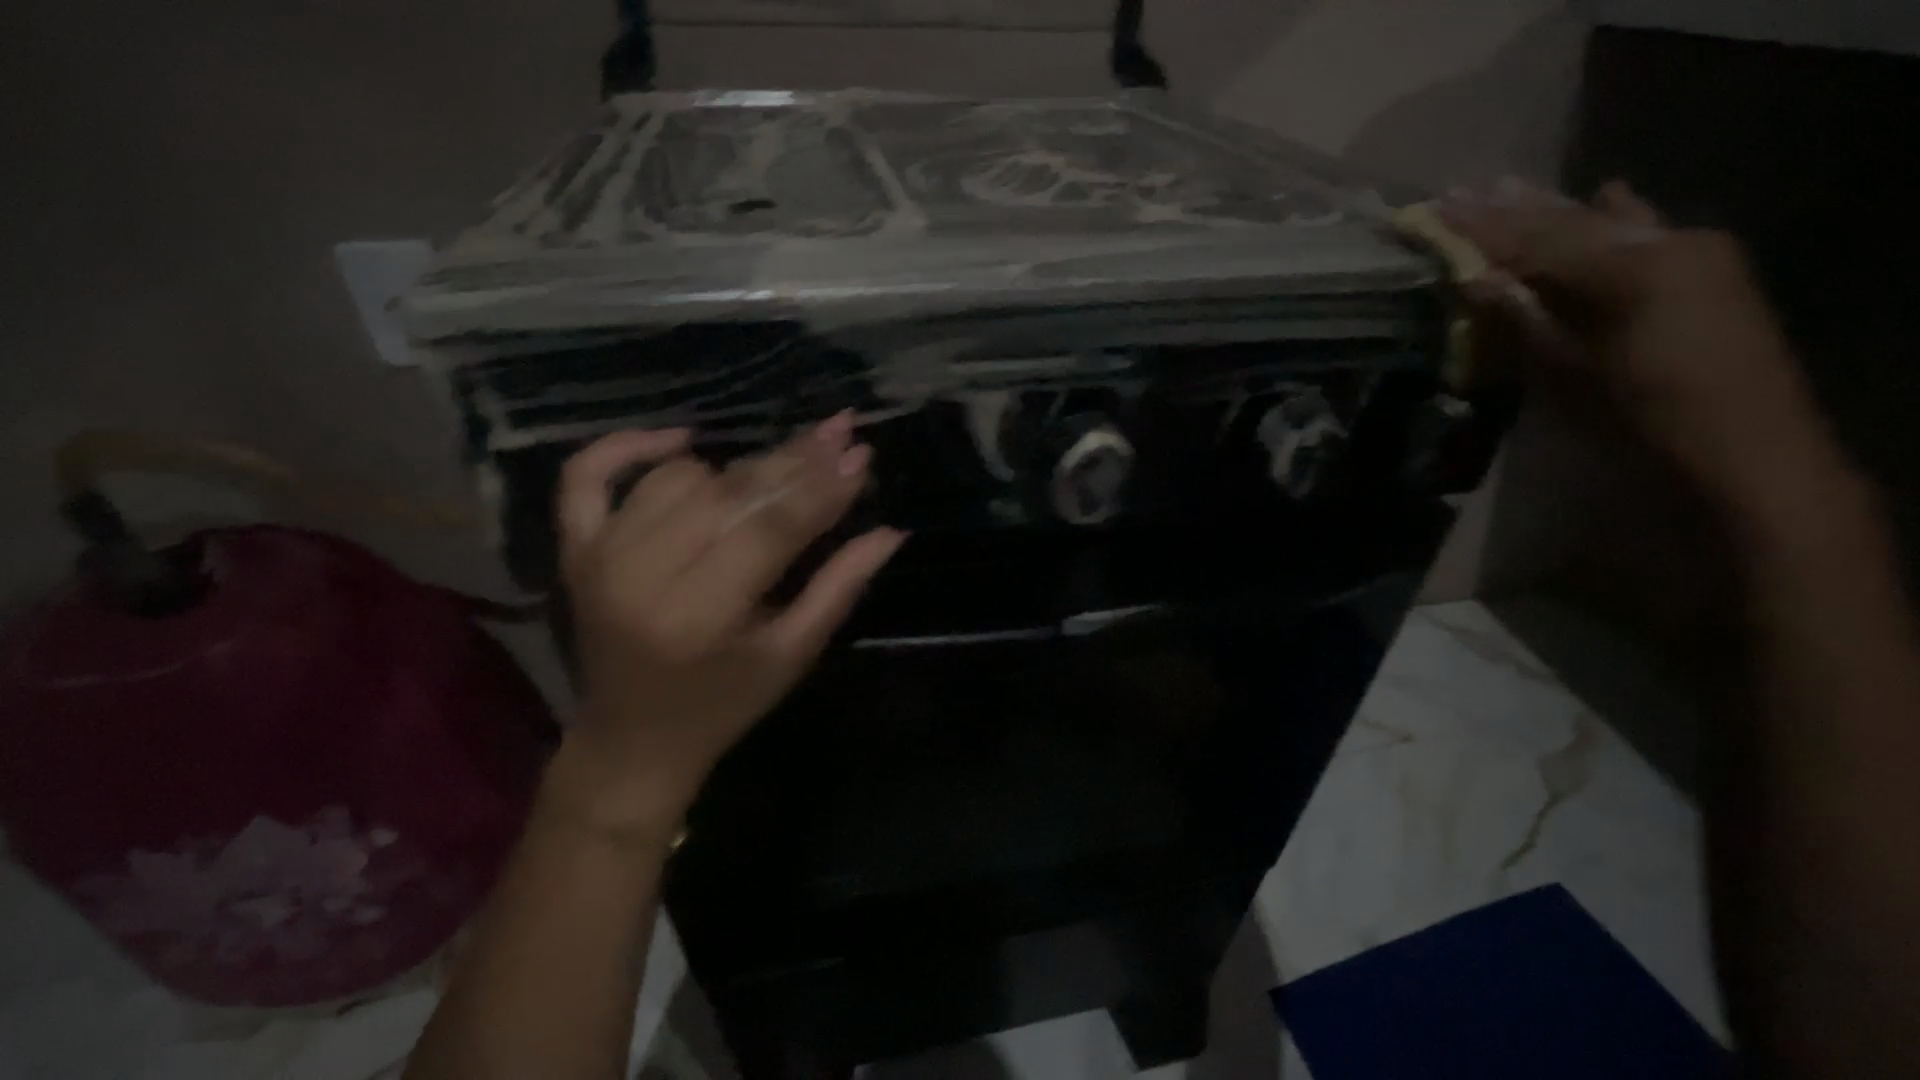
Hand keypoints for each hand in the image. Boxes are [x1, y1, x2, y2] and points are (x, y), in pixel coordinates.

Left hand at [542, 413, 904, 839]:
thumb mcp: (792, 656)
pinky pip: (589, 475)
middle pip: (727, 495)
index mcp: (700, 617)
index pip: (769, 530)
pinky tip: (682, 440)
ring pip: (678, 479)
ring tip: (775, 474)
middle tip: (839, 430)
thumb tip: (891, 531)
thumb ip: (839, 588)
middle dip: (792, 461)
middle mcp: (641, 576)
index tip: (859, 454)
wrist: (633, 741)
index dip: (819, 489)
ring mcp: (598, 557)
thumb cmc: (724, 706)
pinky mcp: (574, 549)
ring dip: (733, 470)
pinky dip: (629, 446)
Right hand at [1438, 179, 1846, 521]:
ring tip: (1512, 186)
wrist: (1748, 455)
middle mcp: (1667, 244)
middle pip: (1573, 222)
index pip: (1538, 240)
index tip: (1440, 207)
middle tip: (1466, 189)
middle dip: (1516, 209)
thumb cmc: (1646, 421)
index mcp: (1632, 268)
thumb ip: (1522, 319)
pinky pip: (1650, 232)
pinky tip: (1608, 194)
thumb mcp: (1570, 375)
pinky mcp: (1709, 273)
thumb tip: (1472, 278)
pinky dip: (1619, 216)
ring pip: (1610, 221)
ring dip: (1559, 207)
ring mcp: (1695, 254)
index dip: (1484, 228)